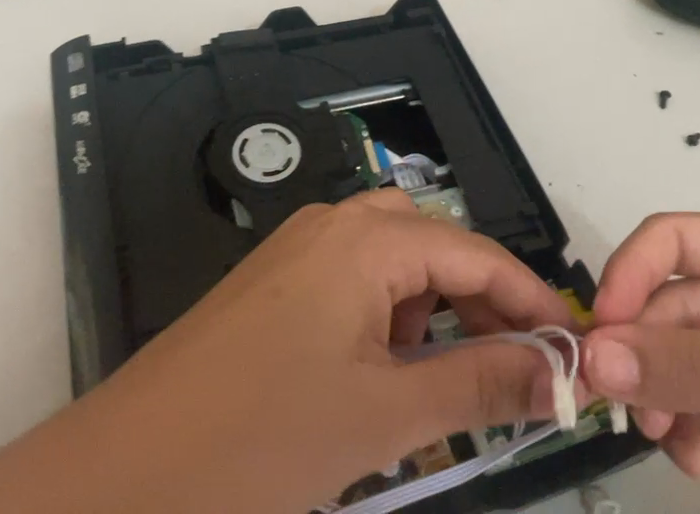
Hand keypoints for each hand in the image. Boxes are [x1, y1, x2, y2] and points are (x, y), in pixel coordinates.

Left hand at [0, 190, 574, 513]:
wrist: (125, 471)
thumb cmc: (260, 436)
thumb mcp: (384, 415)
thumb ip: (481, 384)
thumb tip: (560, 373)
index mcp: (362, 240)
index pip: (474, 252)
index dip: (529, 300)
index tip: (575, 350)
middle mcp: (329, 228)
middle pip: (432, 245)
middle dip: (480, 300)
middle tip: (516, 367)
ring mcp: (294, 253)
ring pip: (390, 266)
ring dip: (432, 314)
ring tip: (453, 384)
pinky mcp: (271, 287)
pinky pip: (350, 286)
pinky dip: (386, 323)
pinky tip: (387, 381)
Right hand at [579, 214, 699, 513]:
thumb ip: (692, 367)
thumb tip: (590, 357)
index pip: (671, 242)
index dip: (629, 277)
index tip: (600, 335)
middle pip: (663, 307)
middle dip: (640, 355)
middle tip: (616, 407)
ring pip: (670, 359)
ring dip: (656, 397)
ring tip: (664, 441)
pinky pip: (692, 404)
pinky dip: (680, 428)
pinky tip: (693, 459)